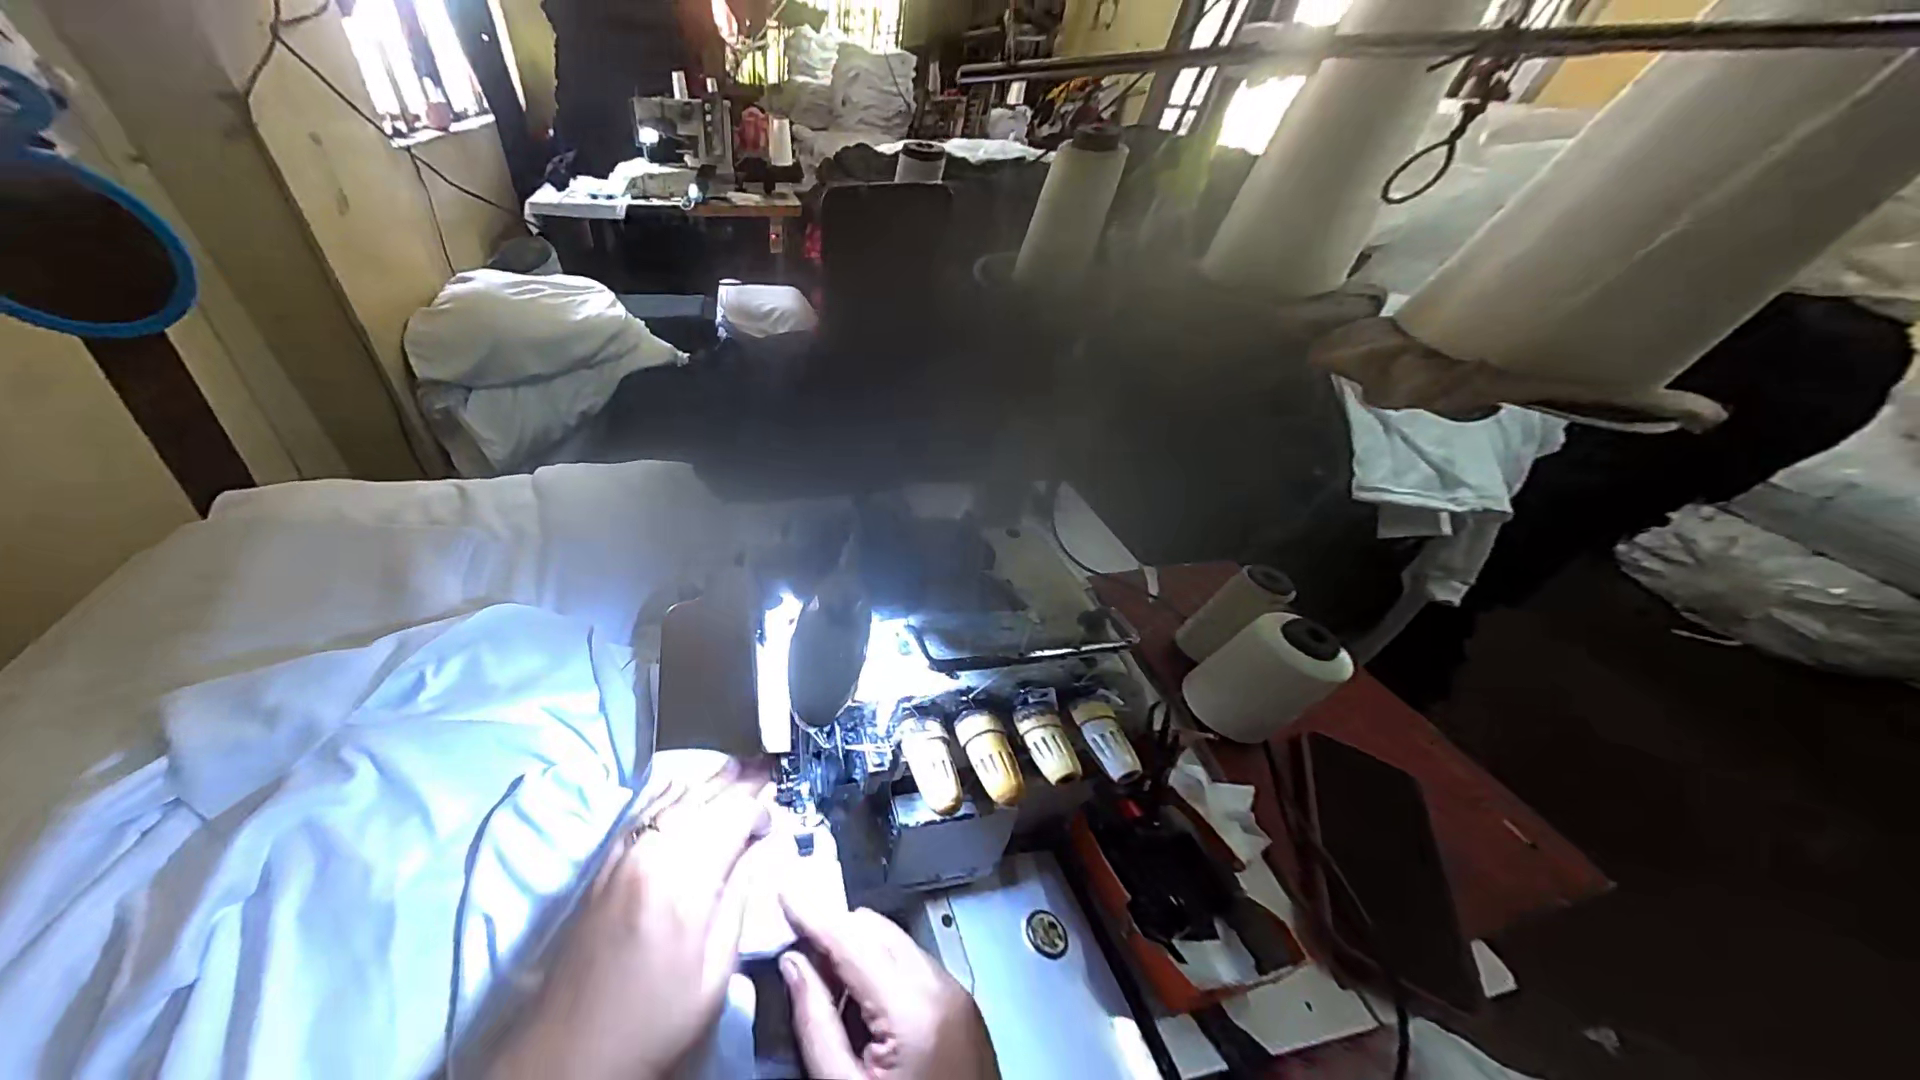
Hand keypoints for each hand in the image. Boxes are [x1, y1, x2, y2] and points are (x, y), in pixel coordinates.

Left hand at [491, 763, 771, 1079]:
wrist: (566, 1057)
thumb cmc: (655, 1022)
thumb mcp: (715, 971)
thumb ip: (740, 896)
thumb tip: (764, 846)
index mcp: (685, 882)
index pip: (733, 817)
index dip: (760, 808)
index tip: (778, 813)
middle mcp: (652, 855)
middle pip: (705, 800)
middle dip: (741, 781)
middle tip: (767, 766)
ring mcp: (622, 856)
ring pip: (674, 799)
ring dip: (709, 781)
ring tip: (738, 766)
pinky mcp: (604, 865)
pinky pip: (642, 811)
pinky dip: (670, 792)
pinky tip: (685, 785)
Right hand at [779, 895, 999, 1079]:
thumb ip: (816, 1023)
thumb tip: (794, 962)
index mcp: (911, 1006)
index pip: (852, 940)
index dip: (814, 914)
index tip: (786, 889)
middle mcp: (939, 983)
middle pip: (876, 930)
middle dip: (835, 934)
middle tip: (798, 954)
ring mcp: (956, 990)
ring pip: (896, 941)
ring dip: (859, 950)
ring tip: (829, 988)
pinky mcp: (962, 1001)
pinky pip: (914, 963)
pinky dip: (883, 968)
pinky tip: (864, 1006)